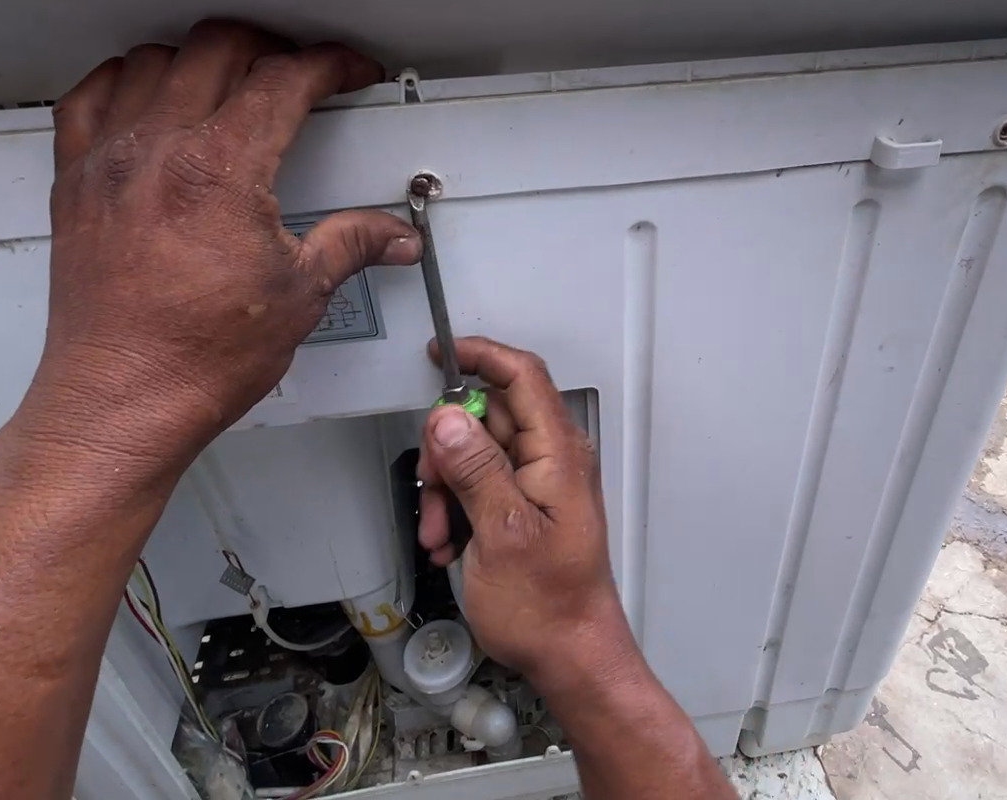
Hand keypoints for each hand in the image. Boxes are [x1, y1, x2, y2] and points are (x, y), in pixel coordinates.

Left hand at [21, 20, 420, 480]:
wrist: (123, 398)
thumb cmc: (202, 354)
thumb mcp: (301, 292)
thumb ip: (354, 243)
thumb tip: (396, 236)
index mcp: (221, 168)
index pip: (285, 80)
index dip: (330, 64)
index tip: (350, 69)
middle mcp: (158, 148)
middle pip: (220, 47)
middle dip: (274, 46)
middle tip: (302, 70)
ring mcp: (108, 160)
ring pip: (155, 58)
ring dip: (205, 58)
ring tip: (236, 80)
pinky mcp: (75, 182)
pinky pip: (91, 96)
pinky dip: (129, 79)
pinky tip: (153, 97)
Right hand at [417, 338, 637, 692]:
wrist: (570, 652)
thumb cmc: (551, 606)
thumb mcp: (503, 534)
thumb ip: (476, 470)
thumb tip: (449, 418)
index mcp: (558, 452)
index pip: (523, 375)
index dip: (483, 355)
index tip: (442, 354)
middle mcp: (551, 457)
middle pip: (488, 413)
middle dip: (448, 448)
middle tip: (435, 487)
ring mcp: (538, 479)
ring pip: (475, 450)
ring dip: (447, 486)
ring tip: (443, 530)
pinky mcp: (524, 500)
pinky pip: (479, 481)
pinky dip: (456, 505)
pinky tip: (451, 540)